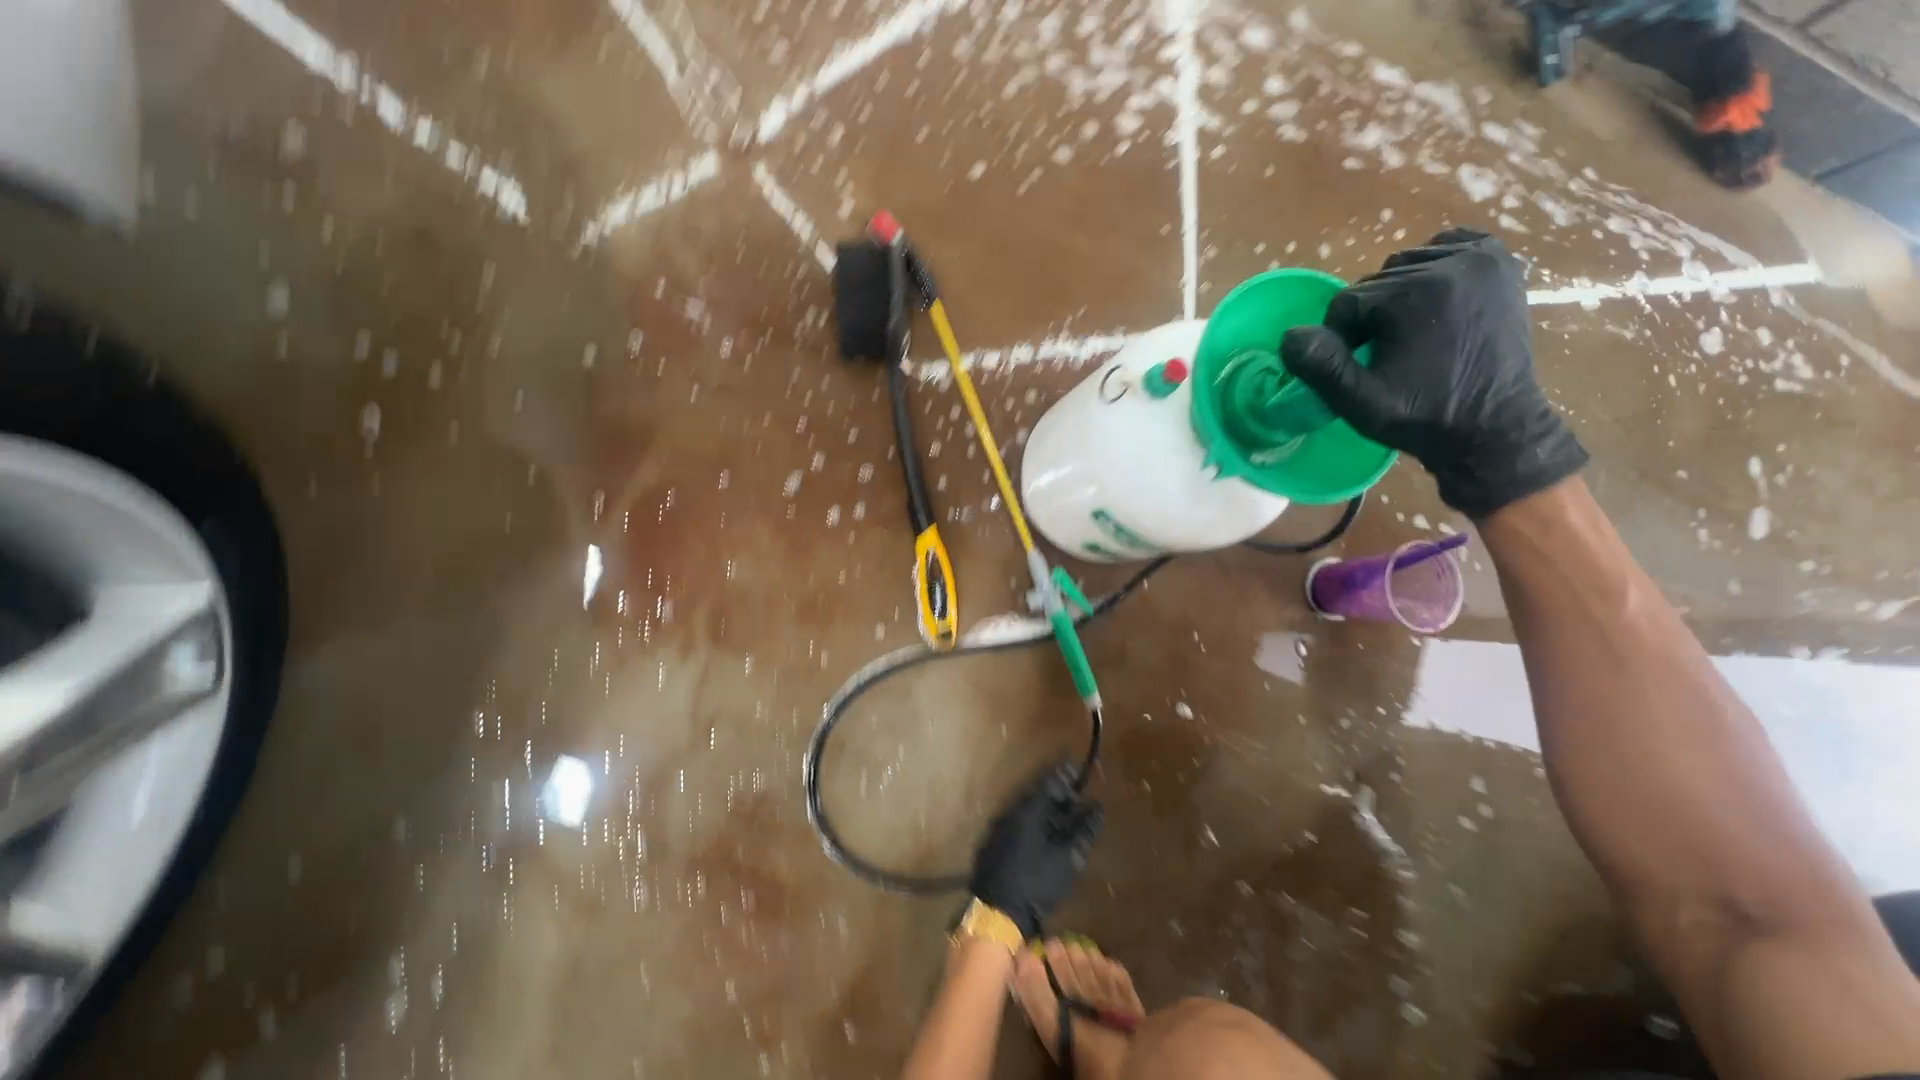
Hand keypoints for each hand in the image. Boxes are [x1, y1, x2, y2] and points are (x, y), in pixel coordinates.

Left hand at [968, 765, 1101, 938]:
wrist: (998, 914)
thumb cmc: (1036, 883)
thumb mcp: (1067, 858)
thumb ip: (1084, 830)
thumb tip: (1097, 808)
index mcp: (1027, 812)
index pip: (1048, 783)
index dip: (1063, 775)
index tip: (1076, 769)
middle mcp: (1009, 815)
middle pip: (1036, 796)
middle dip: (1056, 795)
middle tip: (1075, 797)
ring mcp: (998, 831)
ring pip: (1026, 812)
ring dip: (1045, 812)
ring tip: (1063, 817)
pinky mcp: (993, 846)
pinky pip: (1017, 826)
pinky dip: (1034, 826)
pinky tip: (1044, 836)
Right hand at [1279, 228, 1587, 518]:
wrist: (1495, 428)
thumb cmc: (1423, 418)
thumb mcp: (1362, 404)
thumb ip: (1324, 367)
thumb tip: (1292, 334)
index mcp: (1416, 294)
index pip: (1347, 302)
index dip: (1343, 337)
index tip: (1358, 366)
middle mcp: (1452, 264)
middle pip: (1378, 281)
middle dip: (1371, 316)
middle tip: (1386, 355)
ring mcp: (1482, 260)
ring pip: (1408, 265)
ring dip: (1398, 295)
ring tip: (1411, 334)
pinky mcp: (1500, 263)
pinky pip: (1450, 247)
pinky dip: (1434, 267)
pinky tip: (1434, 299)